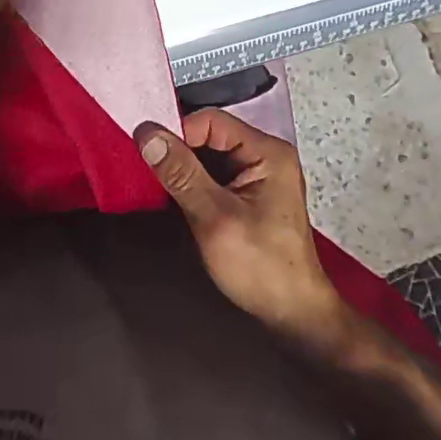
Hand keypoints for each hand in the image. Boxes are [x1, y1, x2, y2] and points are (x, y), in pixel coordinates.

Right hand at [135, 110, 345, 347]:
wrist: (293, 317)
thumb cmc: (261, 268)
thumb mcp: (215, 218)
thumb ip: (181, 173)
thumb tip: (146, 133)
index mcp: (267, 152)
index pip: (210, 122)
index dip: (178, 134)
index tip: (149, 154)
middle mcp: (264, 155)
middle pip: (207, 134)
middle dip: (177, 150)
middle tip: (147, 168)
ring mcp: (256, 174)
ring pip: (206, 154)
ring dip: (181, 167)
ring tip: (156, 182)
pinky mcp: (246, 192)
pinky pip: (211, 172)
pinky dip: (190, 181)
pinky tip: (173, 195)